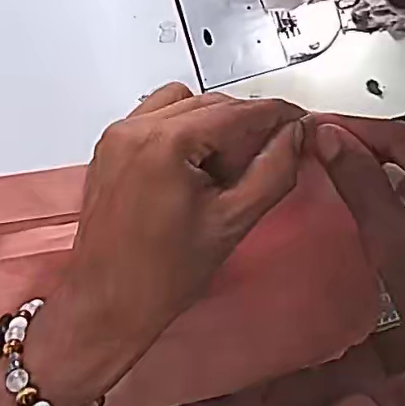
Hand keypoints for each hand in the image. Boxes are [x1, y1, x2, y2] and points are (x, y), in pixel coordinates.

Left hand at [0, 85, 305, 405]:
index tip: (296, 119)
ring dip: (212, 124)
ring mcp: (118, 136)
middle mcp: (135, 130)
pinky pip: (155, 116)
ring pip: (183, 103)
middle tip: (267, 155)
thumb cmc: (160, 276)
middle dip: (243, 125)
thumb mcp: (233, 221)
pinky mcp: (109, 147)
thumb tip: (294, 135)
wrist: (108, 302)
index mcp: (165, 144)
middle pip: (210, 103)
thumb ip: (273, 171)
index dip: (275, 113)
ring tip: (221, 170)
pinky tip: (193, 166)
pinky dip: (181, 128)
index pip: (236, 112)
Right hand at [310, 115, 404, 405]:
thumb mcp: (391, 241)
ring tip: (347, 169)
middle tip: (324, 147)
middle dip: (369, 143)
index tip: (315, 128)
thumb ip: (358, 181)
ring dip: (388, 163)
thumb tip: (331, 139)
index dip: (351, 128)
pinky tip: (383, 196)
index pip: (401, 134)